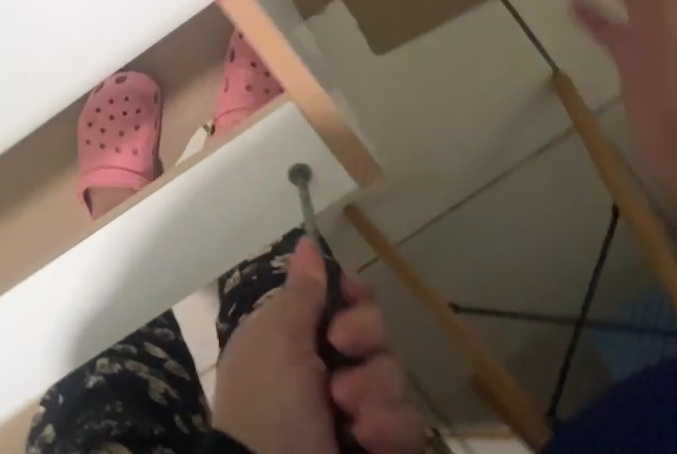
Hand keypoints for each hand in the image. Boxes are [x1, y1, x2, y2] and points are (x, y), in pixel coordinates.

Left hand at [212, 236, 423, 453]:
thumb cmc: (266, 405)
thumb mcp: (274, 340)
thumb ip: (301, 292)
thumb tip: (307, 242)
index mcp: (298, 337)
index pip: (345, 298)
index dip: (354, 293)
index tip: (350, 296)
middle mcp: (331, 368)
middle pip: (377, 329)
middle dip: (364, 340)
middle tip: (339, 355)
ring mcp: (360, 410)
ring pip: (397, 375)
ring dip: (374, 393)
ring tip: (348, 417)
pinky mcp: (383, 446)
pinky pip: (411, 422)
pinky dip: (390, 430)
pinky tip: (365, 441)